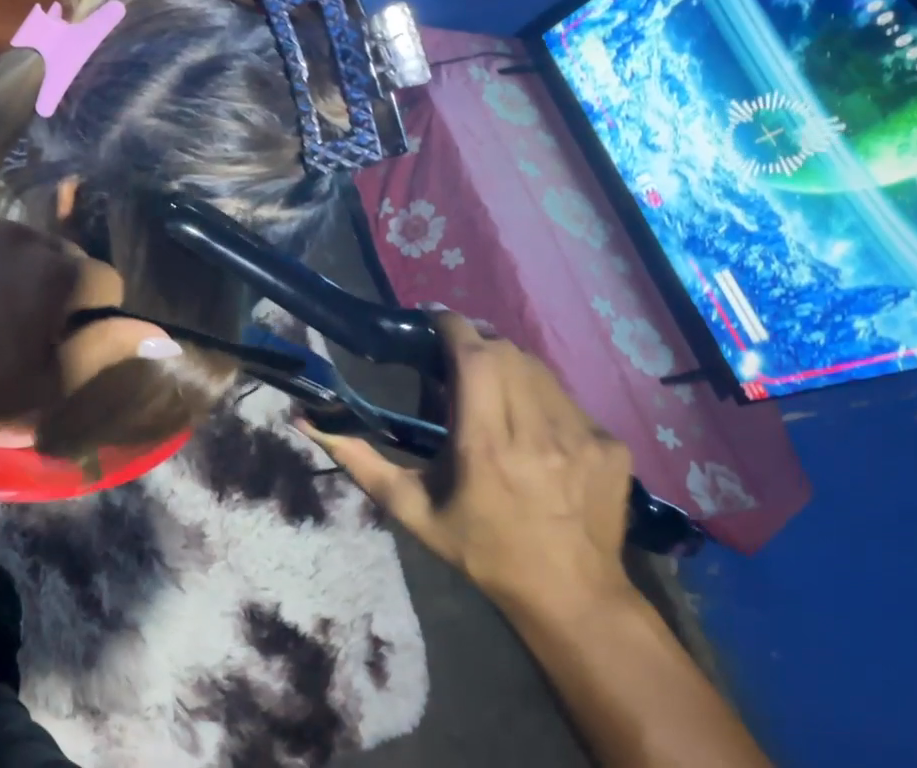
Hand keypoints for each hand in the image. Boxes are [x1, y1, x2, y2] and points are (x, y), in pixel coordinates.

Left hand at [0, 213, 82, 434]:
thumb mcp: (49, 381)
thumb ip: (104, 347)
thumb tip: (156, 331)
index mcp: (54, 271)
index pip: (101, 279)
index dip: (89, 311)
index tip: (61, 335)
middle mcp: (20, 233)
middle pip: (58, 255)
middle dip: (52, 283)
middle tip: (19, 321)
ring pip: (17, 241)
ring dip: (15, 265)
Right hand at [298, 313, 634, 616]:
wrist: (572, 595)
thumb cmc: (479, 550)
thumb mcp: (409, 509)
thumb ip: (358, 460)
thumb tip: (305, 422)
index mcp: (486, 447)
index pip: (477, 359)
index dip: (454, 328)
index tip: (432, 319)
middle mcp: (539, 433)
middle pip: (508, 354)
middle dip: (477, 342)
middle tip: (451, 352)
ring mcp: (583, 438)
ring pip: (540, 370)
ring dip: (508, 364)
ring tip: (487, 382)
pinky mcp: (611, 446)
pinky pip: (567, 398)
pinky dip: (539, 394)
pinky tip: (527, 421)